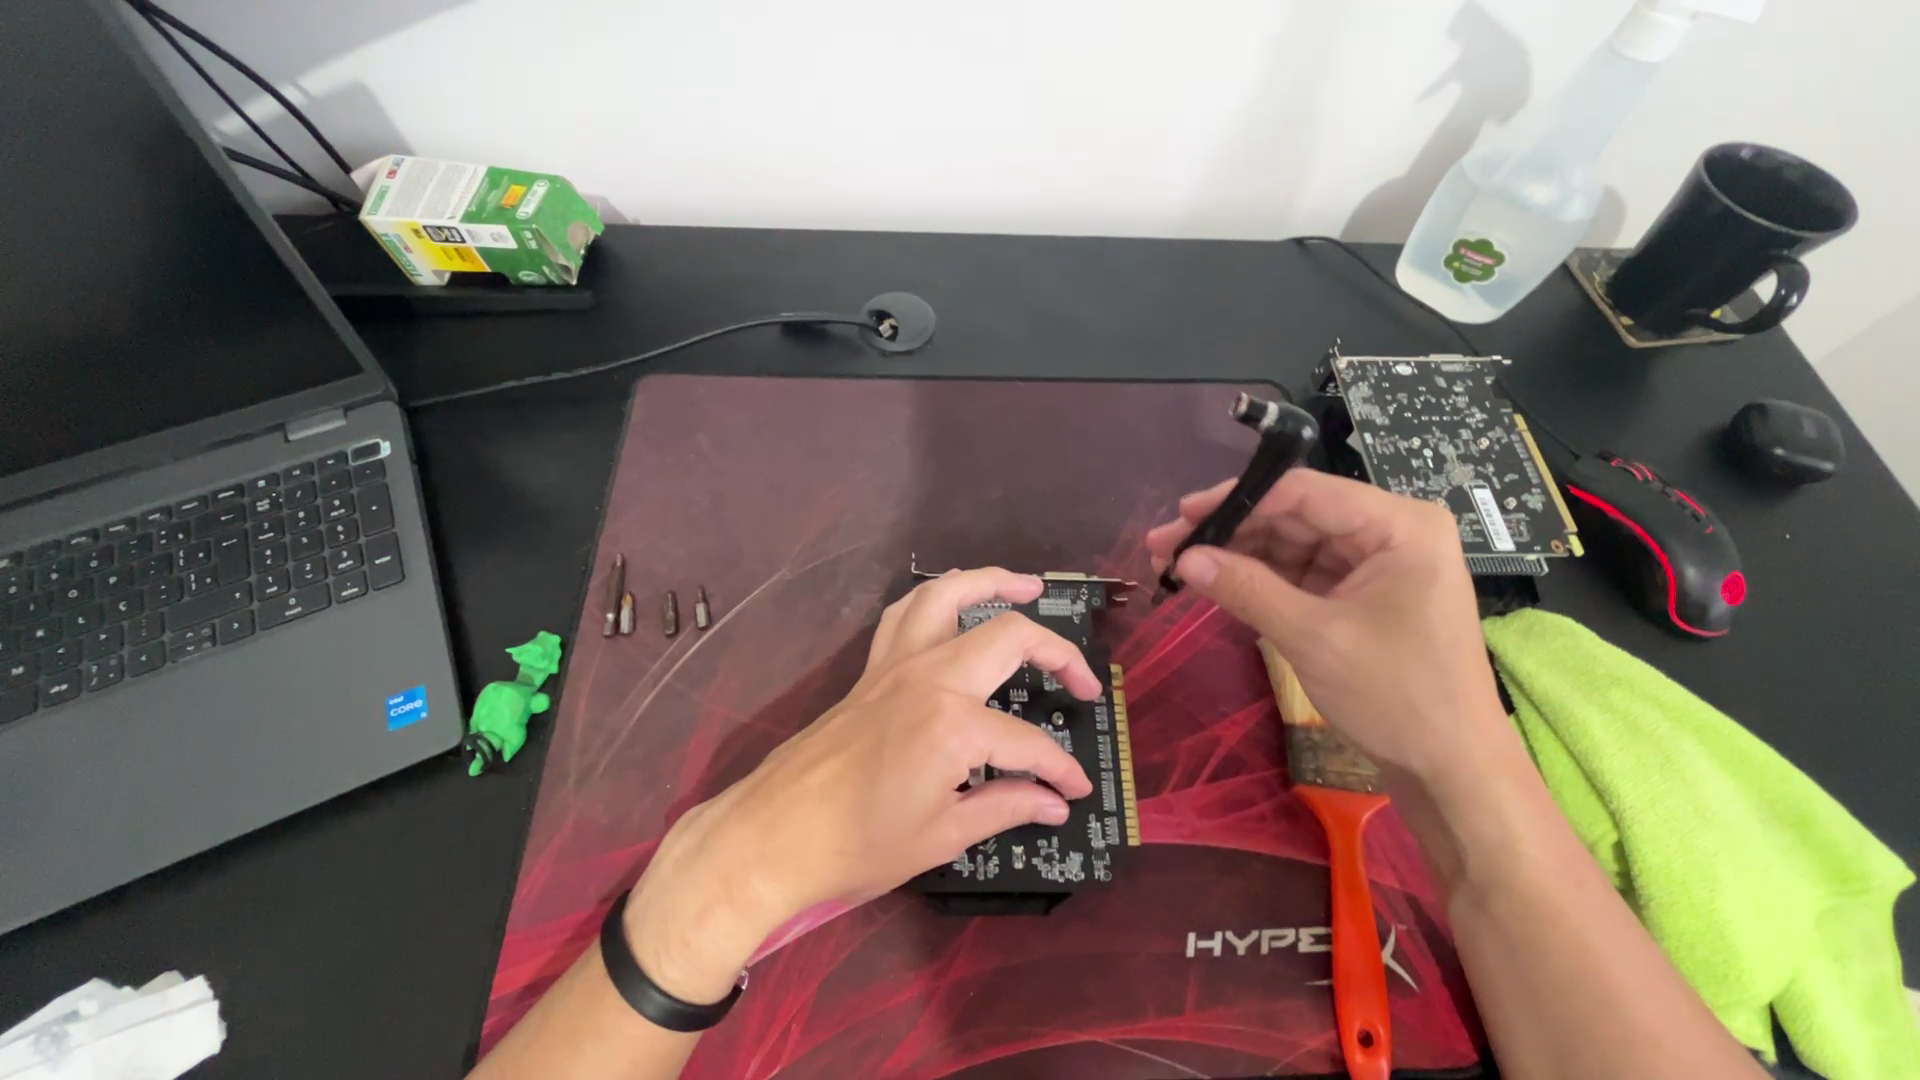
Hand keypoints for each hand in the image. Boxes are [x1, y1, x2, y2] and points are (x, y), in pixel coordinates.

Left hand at [620, 568, 1098, 1003]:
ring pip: (948, 597)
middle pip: (1007, 639)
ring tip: (1027, 586)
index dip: (1060, 769)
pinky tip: (954, 609)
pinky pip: (906, 614)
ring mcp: (896, 665)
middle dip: (1057, 653)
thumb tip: (1055, 801)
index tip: (1076, 790)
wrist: (772, 836)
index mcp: (954, 725)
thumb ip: (1005, 806)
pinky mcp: (871, 669)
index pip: (1029, 742)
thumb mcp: (941, 835)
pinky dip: (936, 600)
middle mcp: (930, 677)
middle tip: (1084, 679)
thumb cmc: (858, 845)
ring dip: (991, 583)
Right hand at [1144, 469, 1510, 784]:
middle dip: (1229, 531)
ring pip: (1292, 544)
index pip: (1303, 492)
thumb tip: (1182, 558)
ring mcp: (1376, 563)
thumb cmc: (1396, 695)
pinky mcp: (1362, 593)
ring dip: (1238, 556)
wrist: (1451, 767)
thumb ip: (1246, 589)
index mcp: (1398, 525)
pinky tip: (1217, 584)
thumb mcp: (1313, 638)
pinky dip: (1260, 579)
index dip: (1236, 500)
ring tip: (1177, 567)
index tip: (1181, 516)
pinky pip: (1302, 573)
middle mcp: (1390, 531)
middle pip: (1294, 515)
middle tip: (1164, 547)